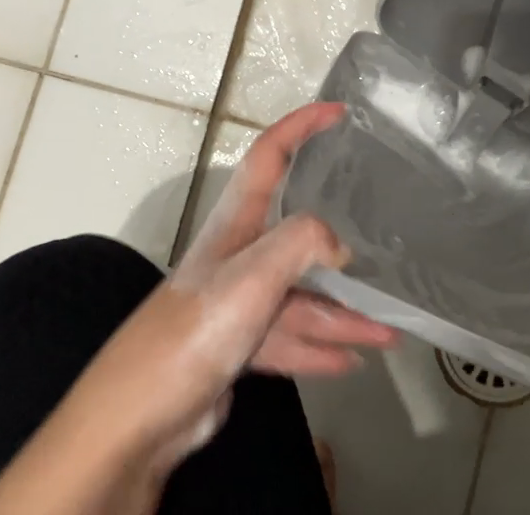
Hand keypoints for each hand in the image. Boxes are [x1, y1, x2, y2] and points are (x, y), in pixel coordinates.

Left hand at [58, 103, 396, 474]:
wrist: (138, 416)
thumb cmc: (196, 329)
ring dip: (344, 316)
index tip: (338, 113)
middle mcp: (238, 256)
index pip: (269, 155)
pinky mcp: (236, 347)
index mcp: (236, 224)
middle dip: (339, 240)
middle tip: (383, 242)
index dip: (300, 126)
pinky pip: (290, 340)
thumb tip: (341, 246)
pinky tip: (352, 361)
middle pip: (296, 236)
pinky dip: (320, 349)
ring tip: (390, 334)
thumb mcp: (253, 274)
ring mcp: (237, 304)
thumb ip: (302, 243)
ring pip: (301, 299)